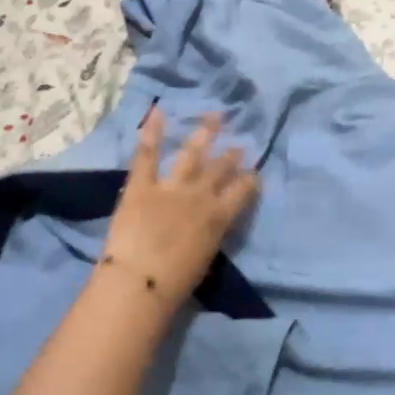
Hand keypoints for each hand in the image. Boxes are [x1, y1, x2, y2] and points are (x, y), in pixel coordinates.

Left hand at [100, 111, 257, 307]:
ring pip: (192, 154)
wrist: (140, 282)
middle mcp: (200, 196)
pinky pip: (148, 154)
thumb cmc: (176, 283)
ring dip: (204, 133)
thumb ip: (212, 234)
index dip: (250, 180)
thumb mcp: (206, 257)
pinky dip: (152, 132)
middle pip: (220, 169)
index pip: (243, 191)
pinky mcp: (142, 185)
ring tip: (214, 116)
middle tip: (238, 144)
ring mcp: (171, 187)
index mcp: (219, 217)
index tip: (254, 173)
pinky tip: (158, 111)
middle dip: (231, 155)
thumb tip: (212, 224)